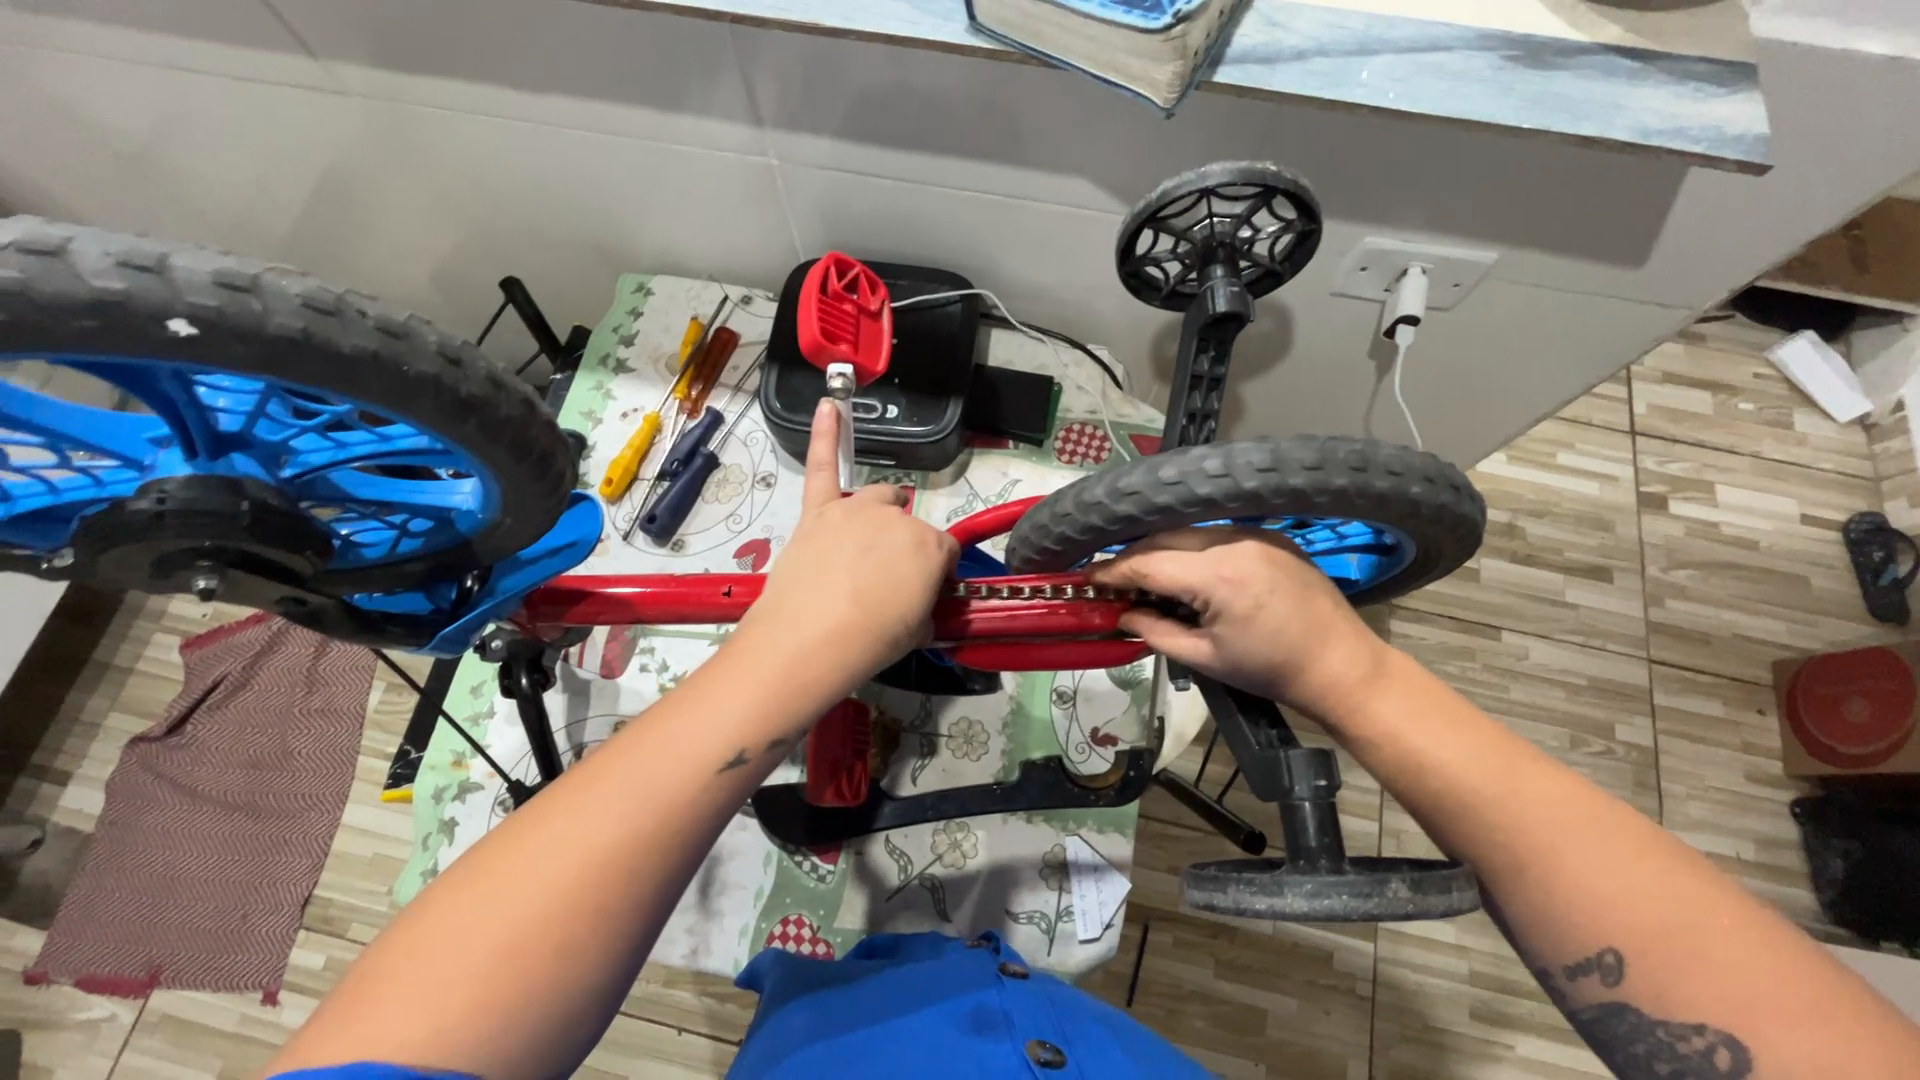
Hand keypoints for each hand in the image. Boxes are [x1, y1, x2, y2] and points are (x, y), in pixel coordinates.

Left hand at [731, 398, 958, 700]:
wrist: (810, 640)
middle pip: (910, 526)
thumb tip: (923, 607)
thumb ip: (926, 609)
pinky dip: (823, 435)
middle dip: (905, 549)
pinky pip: (822, 466)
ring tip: (870, 540)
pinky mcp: (817, 511)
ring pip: (879, 497)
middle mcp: (898, 519)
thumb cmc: (872, 641)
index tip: (924, 593)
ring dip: (881, 512)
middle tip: (888, 581)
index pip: (945, 552)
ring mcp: (855, 510)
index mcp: (930, 547)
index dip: (936, 574)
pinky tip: (827, 404)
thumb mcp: (918, 632)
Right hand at [1087, 528, 1390, 719]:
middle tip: (1111, 580)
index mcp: (1216, 575)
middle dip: (1133, 556)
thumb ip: (1155, 631)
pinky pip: (1218, 534)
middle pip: (1164, 537)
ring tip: (1146, 577)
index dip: (1113, 571)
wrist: (1341, 665)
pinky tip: (1186, 571)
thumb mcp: (1205, 658)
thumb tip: (1123, 613)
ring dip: (1162, 550)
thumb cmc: (1270, 670)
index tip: (1086, 578)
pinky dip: (1193, 549)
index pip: (1148, 562)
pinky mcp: (1272, 535)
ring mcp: (1256, 533)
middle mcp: (1234, 541)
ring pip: (1190, 532)